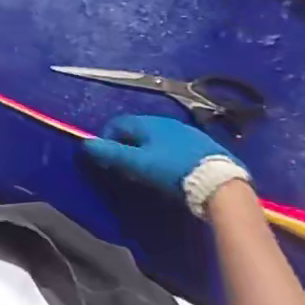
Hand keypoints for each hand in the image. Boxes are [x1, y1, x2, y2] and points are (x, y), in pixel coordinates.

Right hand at [81, 115, 249, 216]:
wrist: (219, 182)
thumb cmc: (172, 170)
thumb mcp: (137, 164)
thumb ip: (110, 154)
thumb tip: (84, 143)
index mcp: (148, 123)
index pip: (116, 124)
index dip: (106, 139)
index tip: (106, 160)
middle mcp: (166, 121)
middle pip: (136, 130)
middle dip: (125, 146)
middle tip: (124, 167)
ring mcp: (186, 131)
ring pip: (156, 137)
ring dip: (145, 150)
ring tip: (145, 171)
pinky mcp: (202, 144)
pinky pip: (174, 145)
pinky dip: (164, 154)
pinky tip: (170, 171)